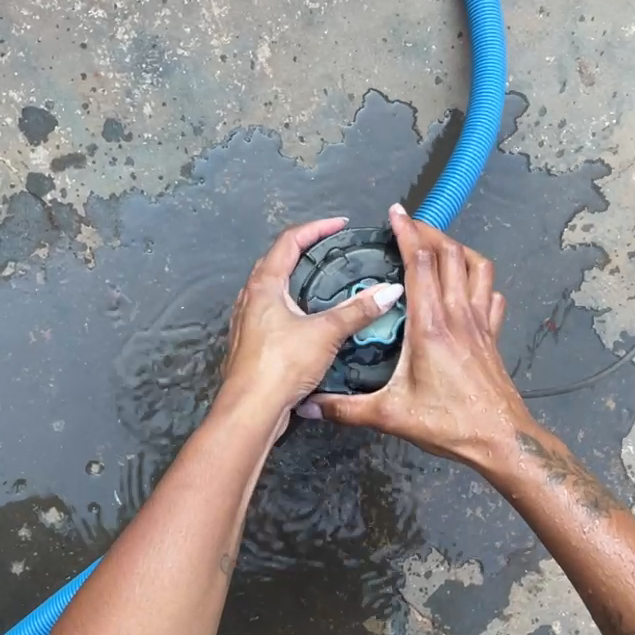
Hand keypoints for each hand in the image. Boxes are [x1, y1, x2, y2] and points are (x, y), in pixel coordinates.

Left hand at [217, 217, 405, 427]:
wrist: (250, 409)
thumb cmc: (279, 366)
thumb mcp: (326, 333)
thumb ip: (358, 310)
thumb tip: (388, 292)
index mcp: (264, 285)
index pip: (289, 241)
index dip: (316, 228)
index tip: (339, 224)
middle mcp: (250, 299)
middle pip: (275, 262)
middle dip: (303, 251)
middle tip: (329, 250)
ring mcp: (246, 322)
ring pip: (270, 289)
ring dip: (294, 280)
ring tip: (320, 282)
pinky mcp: (250, 344)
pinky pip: (270, 314)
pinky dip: (289, 306)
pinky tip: (305, 320)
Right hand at [303, 205, 531, 469]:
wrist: (500, 440)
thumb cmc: (449, 425)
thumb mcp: (389, 416)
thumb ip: (345, 409)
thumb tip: (310, 406)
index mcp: (430, 326)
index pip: (420, 263)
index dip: (408, 232)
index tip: (395, 213)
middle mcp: (457, 316)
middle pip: (450, 254)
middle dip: (429, 232)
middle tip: (409, 224)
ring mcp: (479, 324)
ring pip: (476, 267)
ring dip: (457, 248)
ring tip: (437, 245)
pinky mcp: (491, 337)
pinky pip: (491, 294)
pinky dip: (478, 279)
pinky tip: (466, 285)